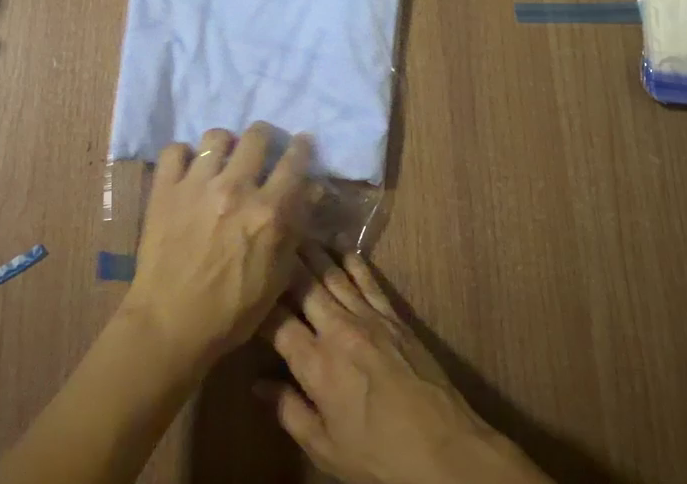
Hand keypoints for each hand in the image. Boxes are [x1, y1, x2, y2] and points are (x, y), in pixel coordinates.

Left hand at [119, 123, 313, 365]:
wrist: (171, 324)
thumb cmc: (232, 311)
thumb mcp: (277, 277)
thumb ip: (295, 229)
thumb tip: (311, 191)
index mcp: (268, 211)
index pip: (293, 161)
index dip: (300, 147)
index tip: (301, 143)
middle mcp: (235, 188)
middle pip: (256, 136)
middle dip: (264, 137)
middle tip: (260, 149)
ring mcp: (196, 184)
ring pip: (216, 137)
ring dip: (224, 145)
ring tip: (222, 159)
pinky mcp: (165, 189)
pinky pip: (174, 150)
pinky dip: (183, 155)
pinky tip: (188, 170)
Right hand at [265, 249, 551, 483]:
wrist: (445, 450)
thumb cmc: (379, 456)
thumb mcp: (325, 447)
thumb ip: (288, 411)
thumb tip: (256, 384)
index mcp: (316, 363)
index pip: (275, 321)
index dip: (255, 303)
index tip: (241, 289)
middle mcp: (339, 330)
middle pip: (303, 285)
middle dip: (281, 261)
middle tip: (264, 239)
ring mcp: (369, 318)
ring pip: (333, 275)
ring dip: (312, 253)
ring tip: (293, 231)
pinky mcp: (395, 317)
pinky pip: (369, 281)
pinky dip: (353, 262)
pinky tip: (339, 248)